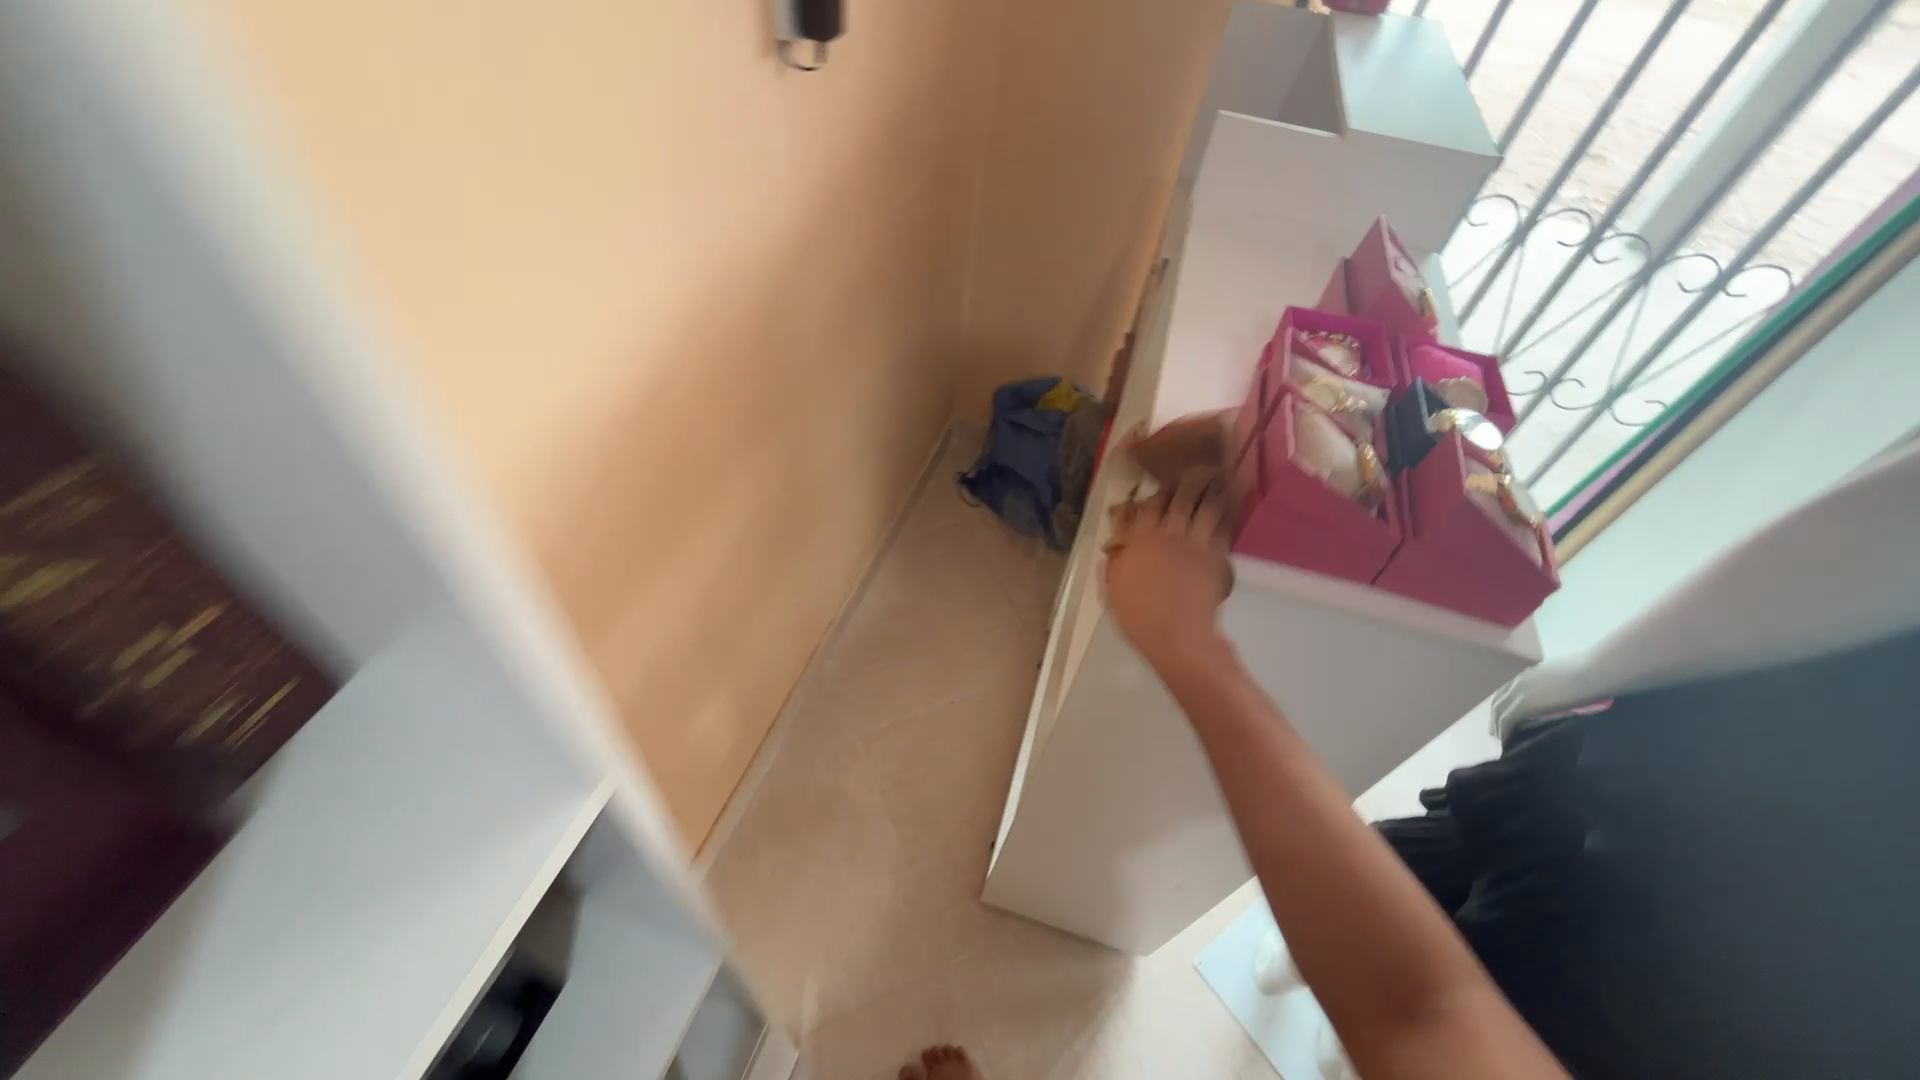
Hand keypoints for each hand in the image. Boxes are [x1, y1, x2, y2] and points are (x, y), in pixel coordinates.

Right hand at [1103, 466, 1234, 671]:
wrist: (1177, 634)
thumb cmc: (1138, 614)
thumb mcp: (1113, 586)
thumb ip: (1116, 562)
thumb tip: (1117, 546)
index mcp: (1142, 539)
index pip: (1149, 506)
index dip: (1157, 493)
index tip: (1163, 484)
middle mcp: (1170, 533)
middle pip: (1181, 499)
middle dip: (1190, 481)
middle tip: (1198, 467)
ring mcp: (1197, 544)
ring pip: (1207, 510)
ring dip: (1212, 492)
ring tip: (1218, 480)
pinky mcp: (1217, 558)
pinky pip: (1222, 532)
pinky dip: (1224, 519)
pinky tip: (1227, 513)